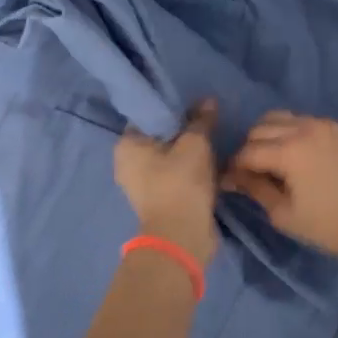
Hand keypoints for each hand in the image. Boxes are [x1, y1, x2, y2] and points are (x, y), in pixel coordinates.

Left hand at [114, 101, 220, 266]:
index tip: (194, 104)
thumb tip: (208, 100)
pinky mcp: (158, 200)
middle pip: (158, 136)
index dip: (171, 107)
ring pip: (168, 157)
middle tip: (206, 121)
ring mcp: (141, 185)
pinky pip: (174, 175)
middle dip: (181, 130)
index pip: (148, 114)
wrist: (182, 236)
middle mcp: (127, 163)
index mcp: (126, 145)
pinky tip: (208, 163)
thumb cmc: (180, 182)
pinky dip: (188, 170)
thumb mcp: (195, 143)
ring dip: (187, 151)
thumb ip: (201, 119)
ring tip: (211, 141)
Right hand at [223, 111, 337, 265]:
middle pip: (261, 128)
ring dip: (270, 136)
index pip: (248, 151)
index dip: (234, 167)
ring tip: (272, 161)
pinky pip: (305, 121)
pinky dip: (293, 133)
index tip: (230, 182)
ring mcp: (325, 124)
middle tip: (251, 173)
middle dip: (250, 149)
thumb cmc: (326, 226)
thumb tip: (230, 177)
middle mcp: (305, 128)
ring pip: (282, 118)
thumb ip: (254, 188)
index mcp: (290, 150)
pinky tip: (296, 156)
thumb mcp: (283, 213)